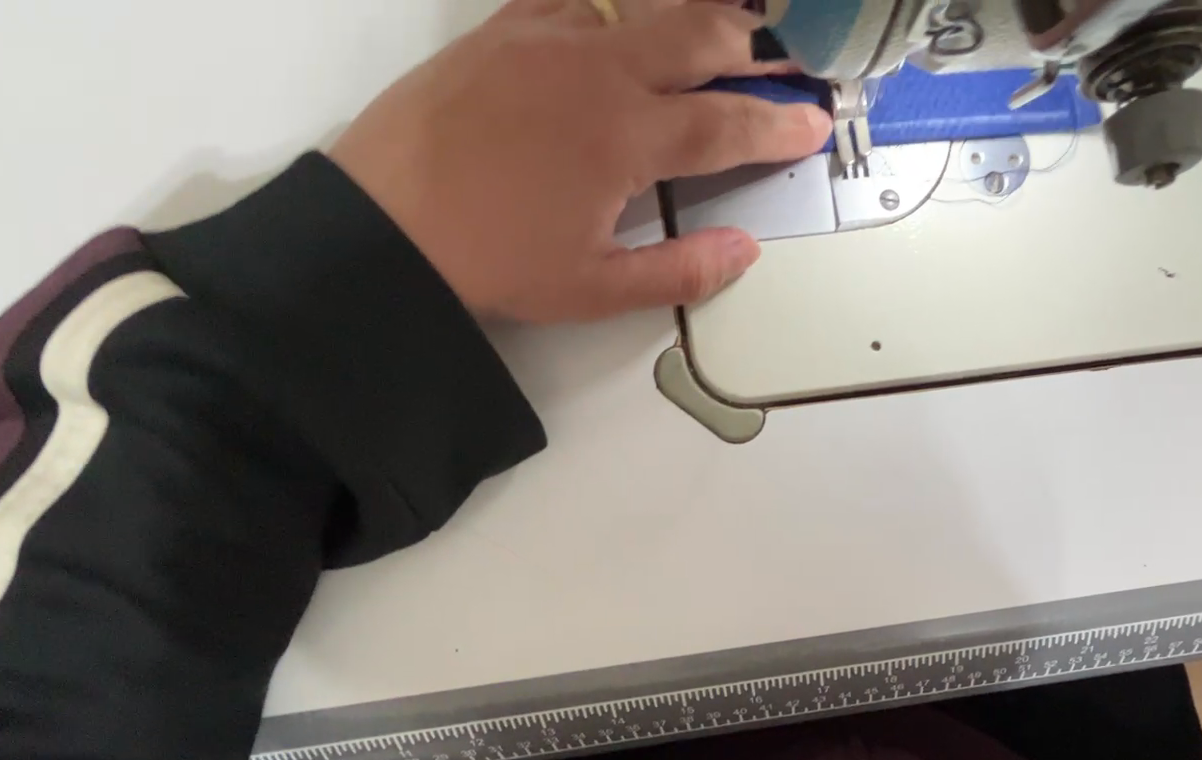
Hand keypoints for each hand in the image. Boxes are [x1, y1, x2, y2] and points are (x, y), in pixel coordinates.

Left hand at [328, 0, 827, 321]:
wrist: (386, 224)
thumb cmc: (494, 261)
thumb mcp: (596, 289)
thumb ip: (681, 271)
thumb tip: (745, 251)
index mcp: (624, 138)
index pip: (726, 125)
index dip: (778, 126)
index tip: (815, 124)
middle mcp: (597, 70)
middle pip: (700, 35)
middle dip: (757, 48)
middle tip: (790, 61)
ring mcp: (549, 36)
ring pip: (647, 3)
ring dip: (700, 13)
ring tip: (731, 24)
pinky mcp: (506, 26)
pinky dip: (623, 5)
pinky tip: (634, 18)